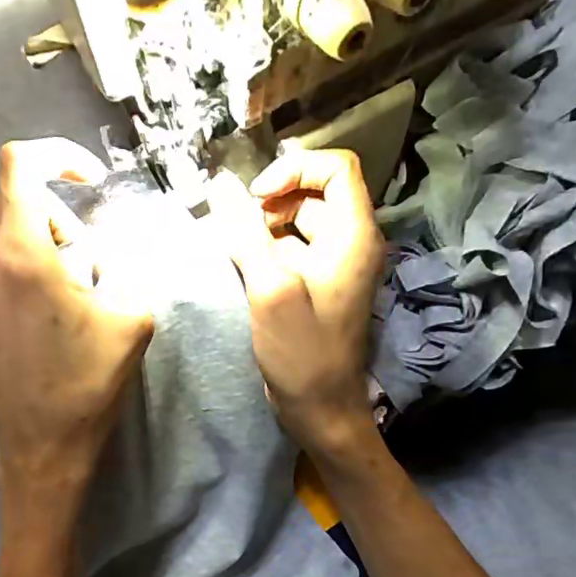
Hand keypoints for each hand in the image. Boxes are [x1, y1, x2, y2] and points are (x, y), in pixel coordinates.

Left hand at [0, 139, 154, 499]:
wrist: (42, 444)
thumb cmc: (88, 384)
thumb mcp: (132, 321)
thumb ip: (125, 271)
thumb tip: (107, 256)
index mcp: (23, 255)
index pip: (19, 165)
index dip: (56, 156)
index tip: (89, 180)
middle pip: (1, 194)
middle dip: (44, 204)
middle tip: (80, 247)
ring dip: (25, 230)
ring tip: (63, 276)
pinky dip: (12, 258)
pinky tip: (45, 301)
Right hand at [208, 149, 385, 458]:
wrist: (321, 408)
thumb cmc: (302, 352)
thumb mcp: (271, 289)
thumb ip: (247, 233)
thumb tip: (221, 184)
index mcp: (354, 235)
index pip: (336, 168)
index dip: (294, 168)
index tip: (257, 198)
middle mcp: (352, 243)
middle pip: (315, 192)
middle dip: (274, 198)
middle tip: (240, 225)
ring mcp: (336, 266)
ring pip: (301, 221)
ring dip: (266, 224)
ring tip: (235, 244)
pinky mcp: (319, 286)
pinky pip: (296, 249)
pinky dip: (269, 248)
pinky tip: (243, 263)